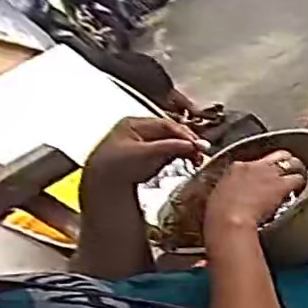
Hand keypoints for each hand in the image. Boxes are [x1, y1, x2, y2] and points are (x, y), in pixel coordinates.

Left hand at [83, 117, 203, 188]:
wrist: (106, 184)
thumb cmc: (117, 166)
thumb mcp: (146, 153)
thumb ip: (171, 147)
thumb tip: (195, 144)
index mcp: (134, 123)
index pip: (167, 124)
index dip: (186, 134)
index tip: (200, 145)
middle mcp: (141, 130)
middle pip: (172, 133)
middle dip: (188, 142)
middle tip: (202, 152)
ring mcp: (146, 142)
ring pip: (174, 142)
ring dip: (188, 150)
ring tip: (197, 159)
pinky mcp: (152, 155)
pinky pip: (173, 151)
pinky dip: (183, 155)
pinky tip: (190, 161)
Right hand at [204, 150, 306, 235]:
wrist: (231, 216)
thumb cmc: (222, 211)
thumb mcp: (223, 192)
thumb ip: (234, 188)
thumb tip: (240, 193)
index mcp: (237, 167)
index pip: (257, 161)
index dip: (266, 168)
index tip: (269, 176)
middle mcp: (255, 165)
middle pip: (279, 155)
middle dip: (288, 161)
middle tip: (294, 171)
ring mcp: (269, 174)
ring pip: (293, 163)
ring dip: (299, 171)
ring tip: (301, 179)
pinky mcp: (281, 184)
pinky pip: (299, 179)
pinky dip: (302, 183)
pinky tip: (302, 189)